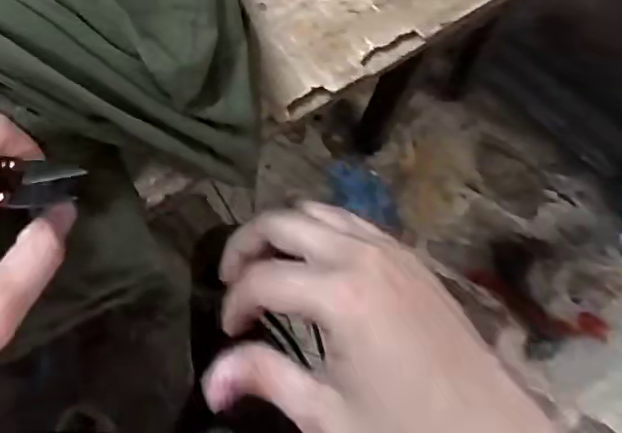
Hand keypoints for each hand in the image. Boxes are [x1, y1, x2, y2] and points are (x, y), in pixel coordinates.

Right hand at [205, 203, 553, 432]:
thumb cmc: (413, 432)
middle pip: (277, 223)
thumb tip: (208, 382)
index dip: (235, 303)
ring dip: (281, 232)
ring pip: (310, 211)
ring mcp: (387, 248)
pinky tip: (317, 261)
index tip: (229, 331)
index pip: (261, 280)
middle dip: (244, 247)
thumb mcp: (333, 418)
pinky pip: (348, 220)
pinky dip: (318, 229)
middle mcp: (357, 254)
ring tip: (269, 264)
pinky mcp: (408, 255)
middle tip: (233, 281)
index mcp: (338, 293)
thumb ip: (265, 381)